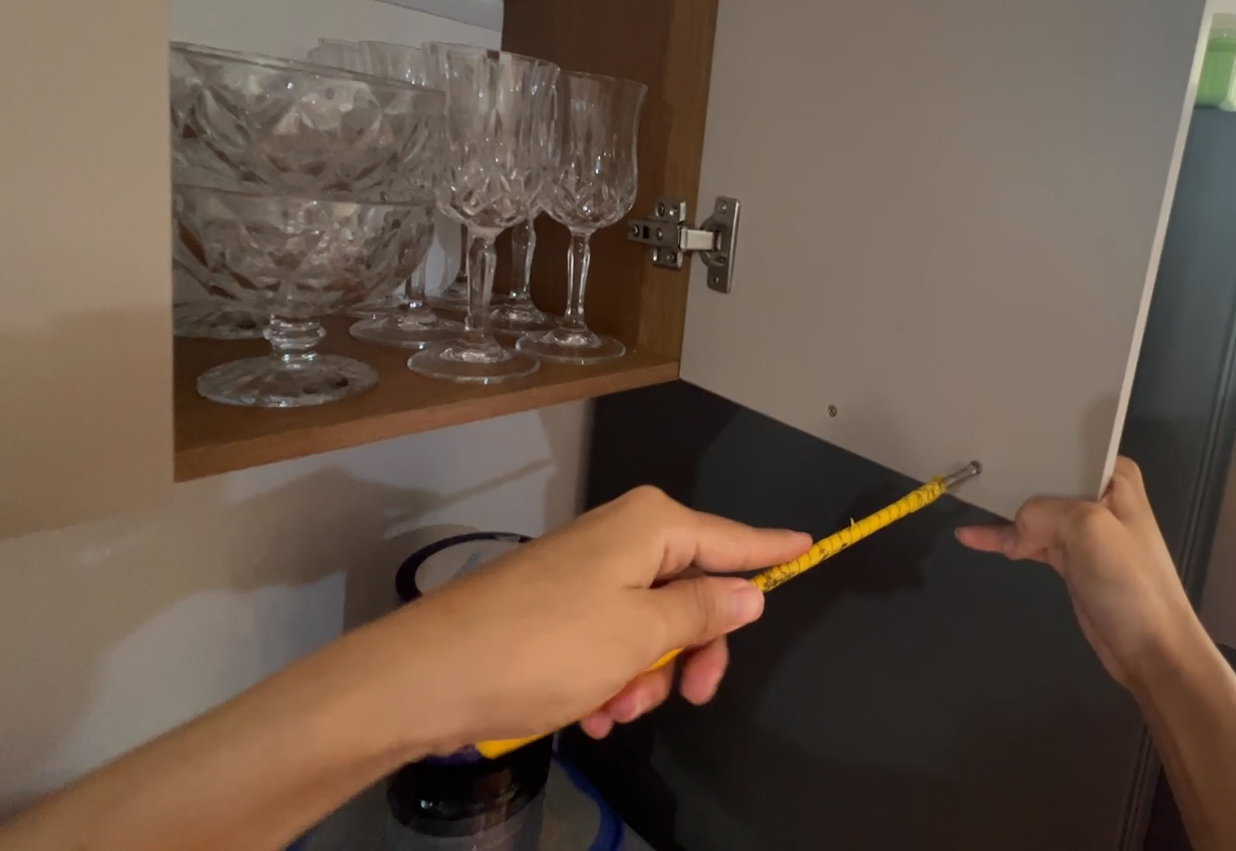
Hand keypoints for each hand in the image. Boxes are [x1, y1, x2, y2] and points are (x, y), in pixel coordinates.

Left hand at [364, 486, 811, 753]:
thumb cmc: (547, 645)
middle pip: (695, 589)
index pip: (733, 538)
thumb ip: (704, 612)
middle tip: (693, 695)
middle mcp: (627, 535)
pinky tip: (592, 709)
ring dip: (648, 672)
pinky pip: (615, 633)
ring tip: (615, 710)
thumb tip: (750, 593)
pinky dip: (614, 673)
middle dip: (694, 648)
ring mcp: (592, 568)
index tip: (811, 544)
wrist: (424, 676)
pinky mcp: (563, 600)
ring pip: (655, 621)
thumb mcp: (642, 635)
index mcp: (654, 525)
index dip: (772, 550)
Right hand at [955, 457, 1192, 688]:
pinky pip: (1029, 540)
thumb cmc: (1129, 579)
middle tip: (972, 470)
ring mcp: (1084, 530)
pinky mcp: (1070, 558)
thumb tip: (1015, 529)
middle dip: (1012, 479)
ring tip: (967, 502)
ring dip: (1002, 513)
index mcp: (1113, 476)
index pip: (1063, 452)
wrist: (1152, 650)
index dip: (1030, 450)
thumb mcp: (1087, 527)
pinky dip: (1003, 538)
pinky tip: (973, 537)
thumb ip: (1042, 513)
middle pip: (1045, 480)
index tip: (994, 444)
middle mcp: (1100, 496)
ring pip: (1034, 512)